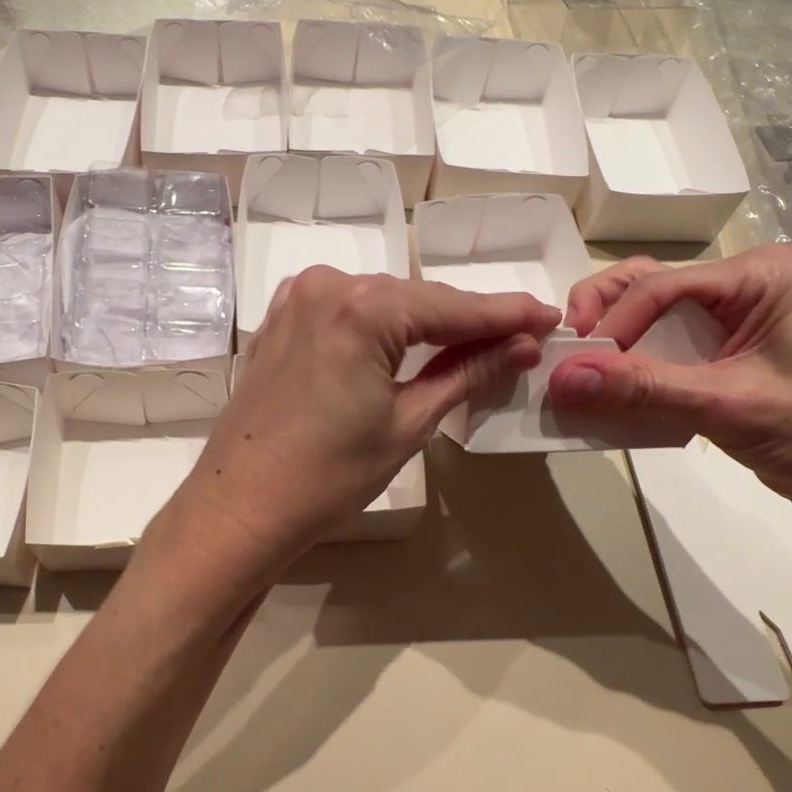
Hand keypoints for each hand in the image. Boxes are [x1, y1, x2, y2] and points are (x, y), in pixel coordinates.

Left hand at [151, 267, 558, 586]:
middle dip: (468, 319)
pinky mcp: (278, 322)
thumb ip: (467, 373)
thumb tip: (522, 346)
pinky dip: (381, 327)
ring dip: (425, 322)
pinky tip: (409, 343)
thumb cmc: (329, 475)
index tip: (550, 318)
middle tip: (520, 338)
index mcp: (362, 307)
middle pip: (417, 299)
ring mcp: (295, 300)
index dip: (507, 314)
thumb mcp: (409, 423)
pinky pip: (346, 313)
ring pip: (381, 303)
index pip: (453, 306)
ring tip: (476, 344)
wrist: (242, 507)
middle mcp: (326, 285)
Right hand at [548, 244, 791, 505]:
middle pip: (648, 285)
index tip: (578, 366)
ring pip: (648, 314)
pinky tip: (606, 390)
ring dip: (611, 342)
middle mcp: (742, 284)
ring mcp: (731, 317)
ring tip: (579, 373)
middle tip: (567, 356)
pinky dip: (629, 366)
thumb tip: (562, 379)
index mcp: (760, 275)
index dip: (613, 321)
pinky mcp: (720, 352)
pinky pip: (660, 346)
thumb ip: (644, 389)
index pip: (662, 283)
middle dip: (603, 318)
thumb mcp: (727, 406)